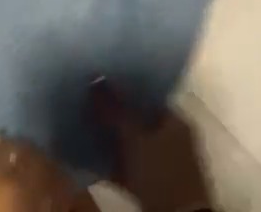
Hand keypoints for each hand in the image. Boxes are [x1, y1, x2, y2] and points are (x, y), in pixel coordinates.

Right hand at [89, 80, 213, 211]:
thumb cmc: (159, 172)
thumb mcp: (133, 138)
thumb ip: (114, 109)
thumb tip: (95, 77)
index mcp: (176, 120)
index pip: (147, 93)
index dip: (123, 86)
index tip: (99, 79)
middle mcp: (174, 137)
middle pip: (138, 118)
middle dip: (114, 113)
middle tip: (87, 102)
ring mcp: (165, 161)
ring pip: (132, 142)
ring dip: (112, 138)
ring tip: (85, 125)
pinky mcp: (154, 182)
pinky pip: (130, 163)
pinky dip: (114, 160)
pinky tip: (92, 155)